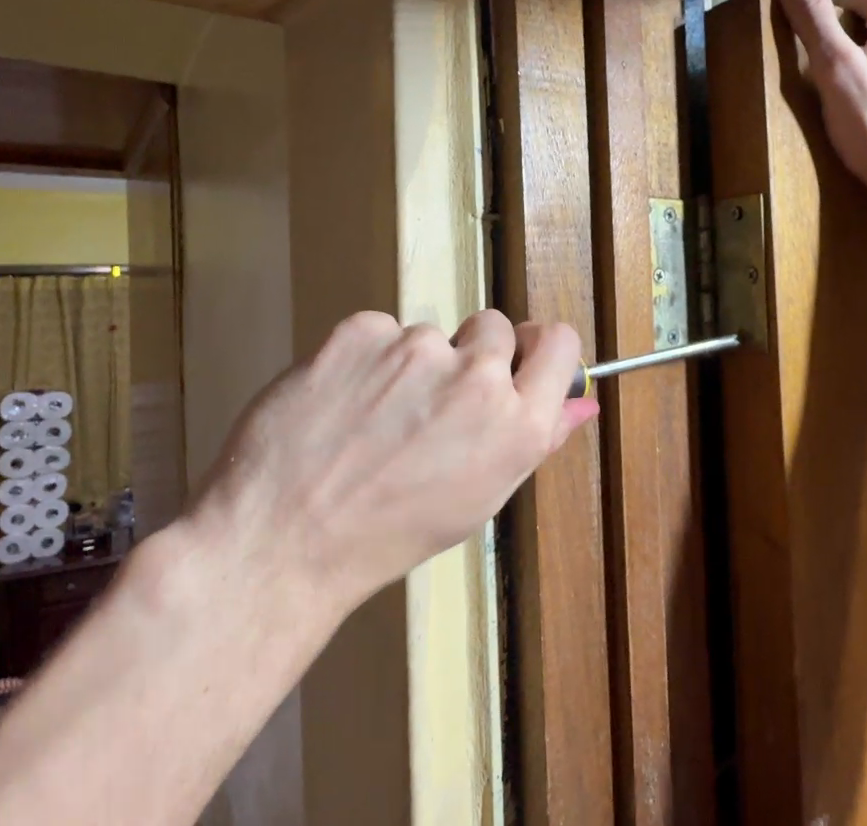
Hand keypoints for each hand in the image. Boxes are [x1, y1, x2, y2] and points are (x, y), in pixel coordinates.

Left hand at [187, 310, 598, 614]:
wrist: (282, 539)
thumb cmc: (389, 533)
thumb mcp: (481, 497)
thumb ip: (538, 438)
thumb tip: (584, 403)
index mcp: (518, 426)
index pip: (559, 342)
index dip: (536, 348)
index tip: (514, 360)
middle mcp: (478, 379)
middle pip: (495, 327)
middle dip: (470, 356)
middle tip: (429, 404)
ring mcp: (417, 350)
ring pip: (429, 334)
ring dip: (410, 364)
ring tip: (372, 418)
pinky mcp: (360, 332)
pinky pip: (378, 330)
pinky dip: (364, 358)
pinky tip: (341, 402)